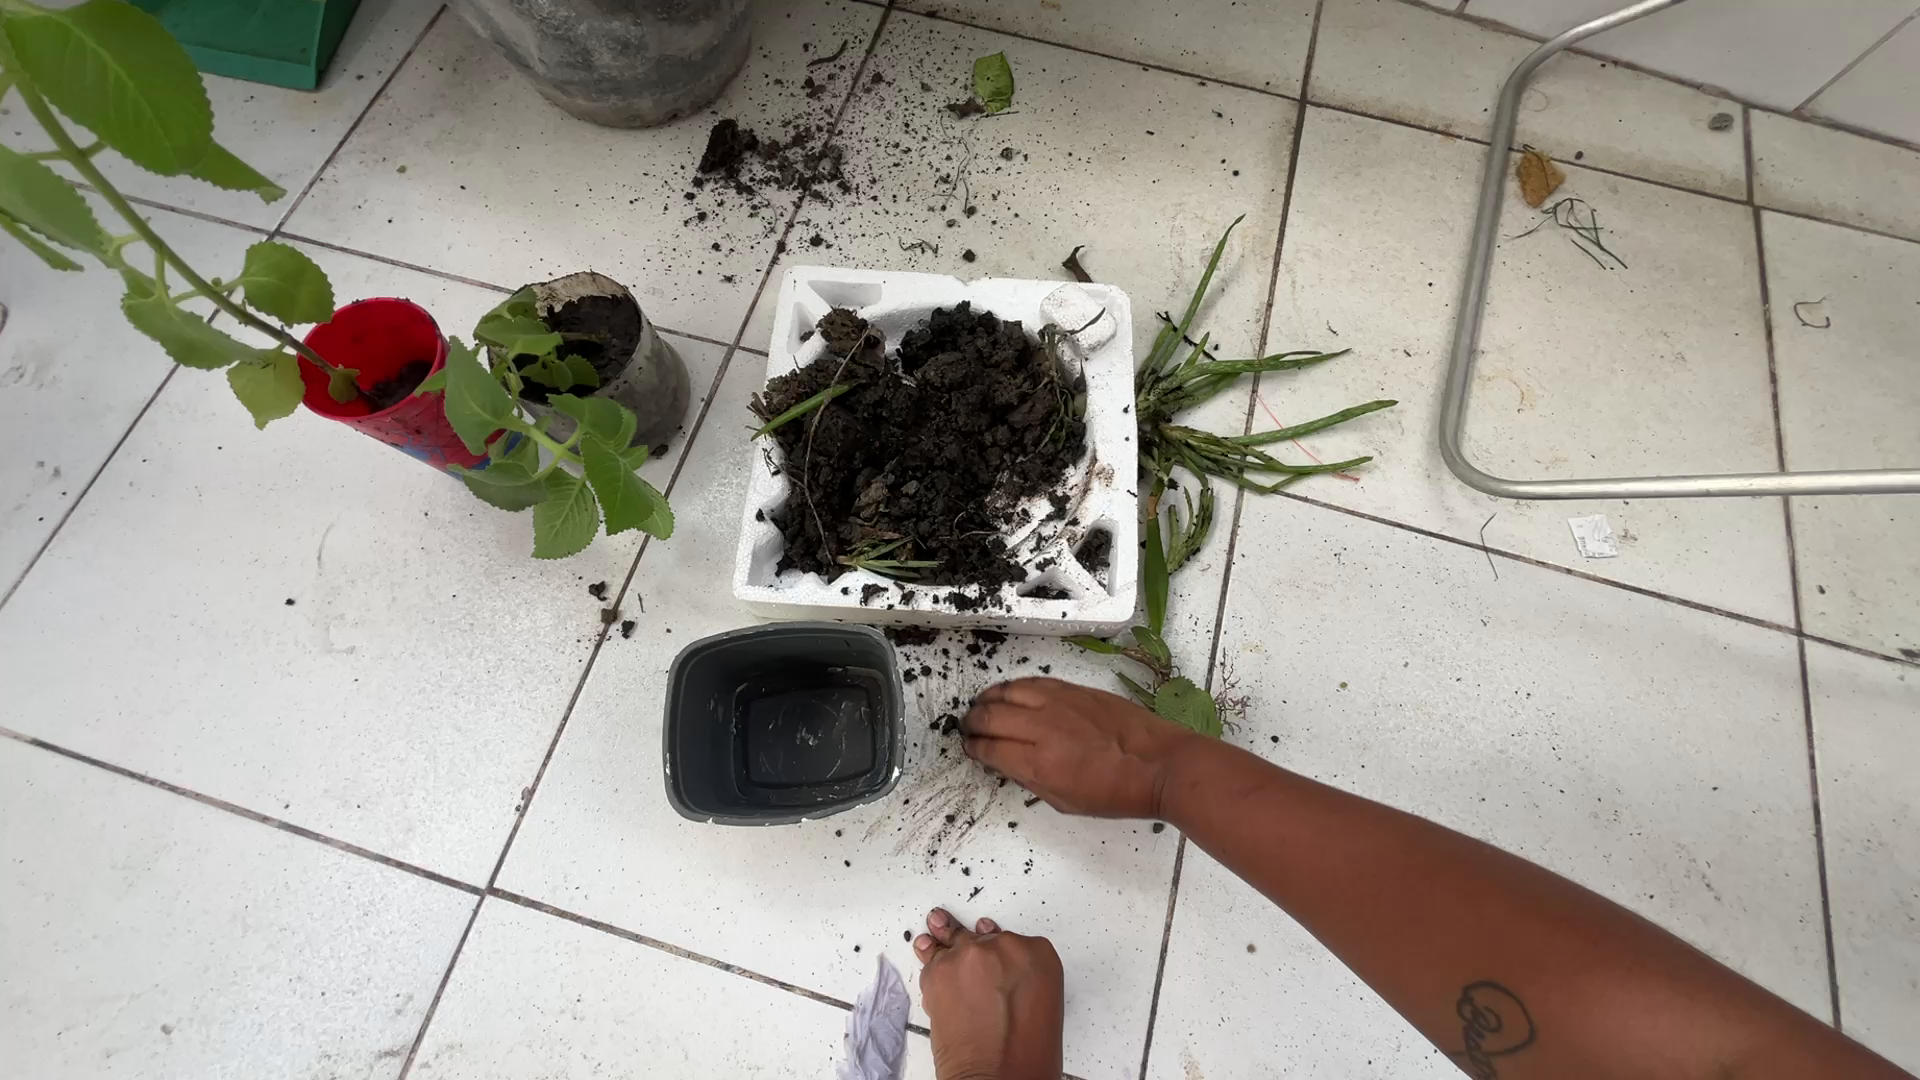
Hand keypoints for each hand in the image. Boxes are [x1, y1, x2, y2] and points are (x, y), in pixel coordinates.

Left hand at [914, 908, 1062, 1079]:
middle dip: (976, 946)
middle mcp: (1004, 946)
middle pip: (984, 935)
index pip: (1015, 940)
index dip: (1001, 952)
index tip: (995, 957)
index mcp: (1039, 955)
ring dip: (946, 936)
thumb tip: (1003, 980)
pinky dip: (929, 961)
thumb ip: (1023, 981)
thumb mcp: (1044, 1007)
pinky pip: (932, 959)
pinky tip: (925, 949)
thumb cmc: (1026, 1057)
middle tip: (965, 943)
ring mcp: (970, 954)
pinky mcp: (940, 970)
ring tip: (937, 924)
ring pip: (954, 938)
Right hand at [960, 677, 1202, 818]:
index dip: (974, 749)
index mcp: (1040, 765)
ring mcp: (1058, 704)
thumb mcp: (1066, 803)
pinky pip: (1032, 682)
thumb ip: (1031, 782)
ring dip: (988, 700)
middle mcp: (1043, 729)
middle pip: (991, 717)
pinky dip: (1013, 687)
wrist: (1158, 764)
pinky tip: (1008, 693)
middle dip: (973, 723)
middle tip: (968, 728)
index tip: (970, 748)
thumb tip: (1007, 764)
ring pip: (1007, 692)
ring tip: (981, 706)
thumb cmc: (1117, 793)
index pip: (990, 750)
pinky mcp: (1072, 689)